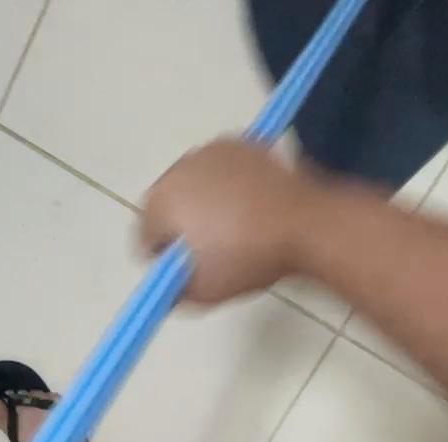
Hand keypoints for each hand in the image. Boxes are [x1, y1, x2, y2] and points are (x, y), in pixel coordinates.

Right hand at [139, 139, 333, 305]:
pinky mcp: (242, 142)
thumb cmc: (246, 259)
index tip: (181, 272)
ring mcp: (212, 150)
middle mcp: (179, 168)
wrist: (304, 223)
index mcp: (161, 202)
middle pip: (165, 204)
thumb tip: (169, 286)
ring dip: (201, 204)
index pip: (143, 235)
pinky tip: (246, 207)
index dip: (160, 258)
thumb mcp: (202, 293)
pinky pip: (220, 169)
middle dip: (178, 226)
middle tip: (205, 251)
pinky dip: (225, 185)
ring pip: (192, 184)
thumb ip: (173, 291)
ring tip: (229, 229)